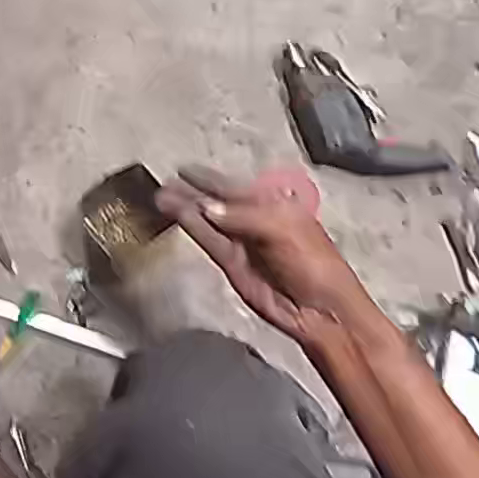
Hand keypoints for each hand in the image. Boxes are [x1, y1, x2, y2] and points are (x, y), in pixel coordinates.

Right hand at [154, 166, 382, 345]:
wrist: (319, 308)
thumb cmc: (312, 261)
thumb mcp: (281, 228)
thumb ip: (242, 216)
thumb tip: (205, 208)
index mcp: (273, 204)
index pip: (234, 186)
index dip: (208, 178)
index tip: (183, 169)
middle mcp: (253, 219)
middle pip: (216, 201)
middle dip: (191, 191)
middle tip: (164, 182)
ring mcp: (240, 242)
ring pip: (207, 220)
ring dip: (185, 208)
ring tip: (159, 196)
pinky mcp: (230, 263)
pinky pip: (207, 240)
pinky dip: (191, 227)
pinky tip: (175, 215)